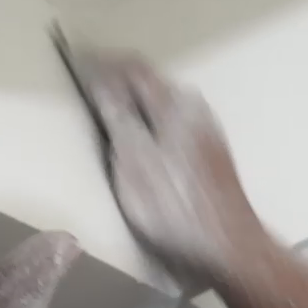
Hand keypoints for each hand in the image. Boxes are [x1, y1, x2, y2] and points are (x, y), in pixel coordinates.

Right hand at [69, 48, 267, 291]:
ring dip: (137, 103)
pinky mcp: (211, 152)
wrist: (228, 244)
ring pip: (164, 103)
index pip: (133, 66)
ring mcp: (207, 129)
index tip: (79, 64)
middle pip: (151, 82)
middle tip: (92, 89)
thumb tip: (101, 78)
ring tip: (111, 116)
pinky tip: (143, 144)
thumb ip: (117, 115)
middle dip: (120, 81)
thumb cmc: (174, 205)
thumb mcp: (133, 159)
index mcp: (174, 103)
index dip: (103, 63)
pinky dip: (152, 123)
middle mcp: (195, 107)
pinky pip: (174, 123)